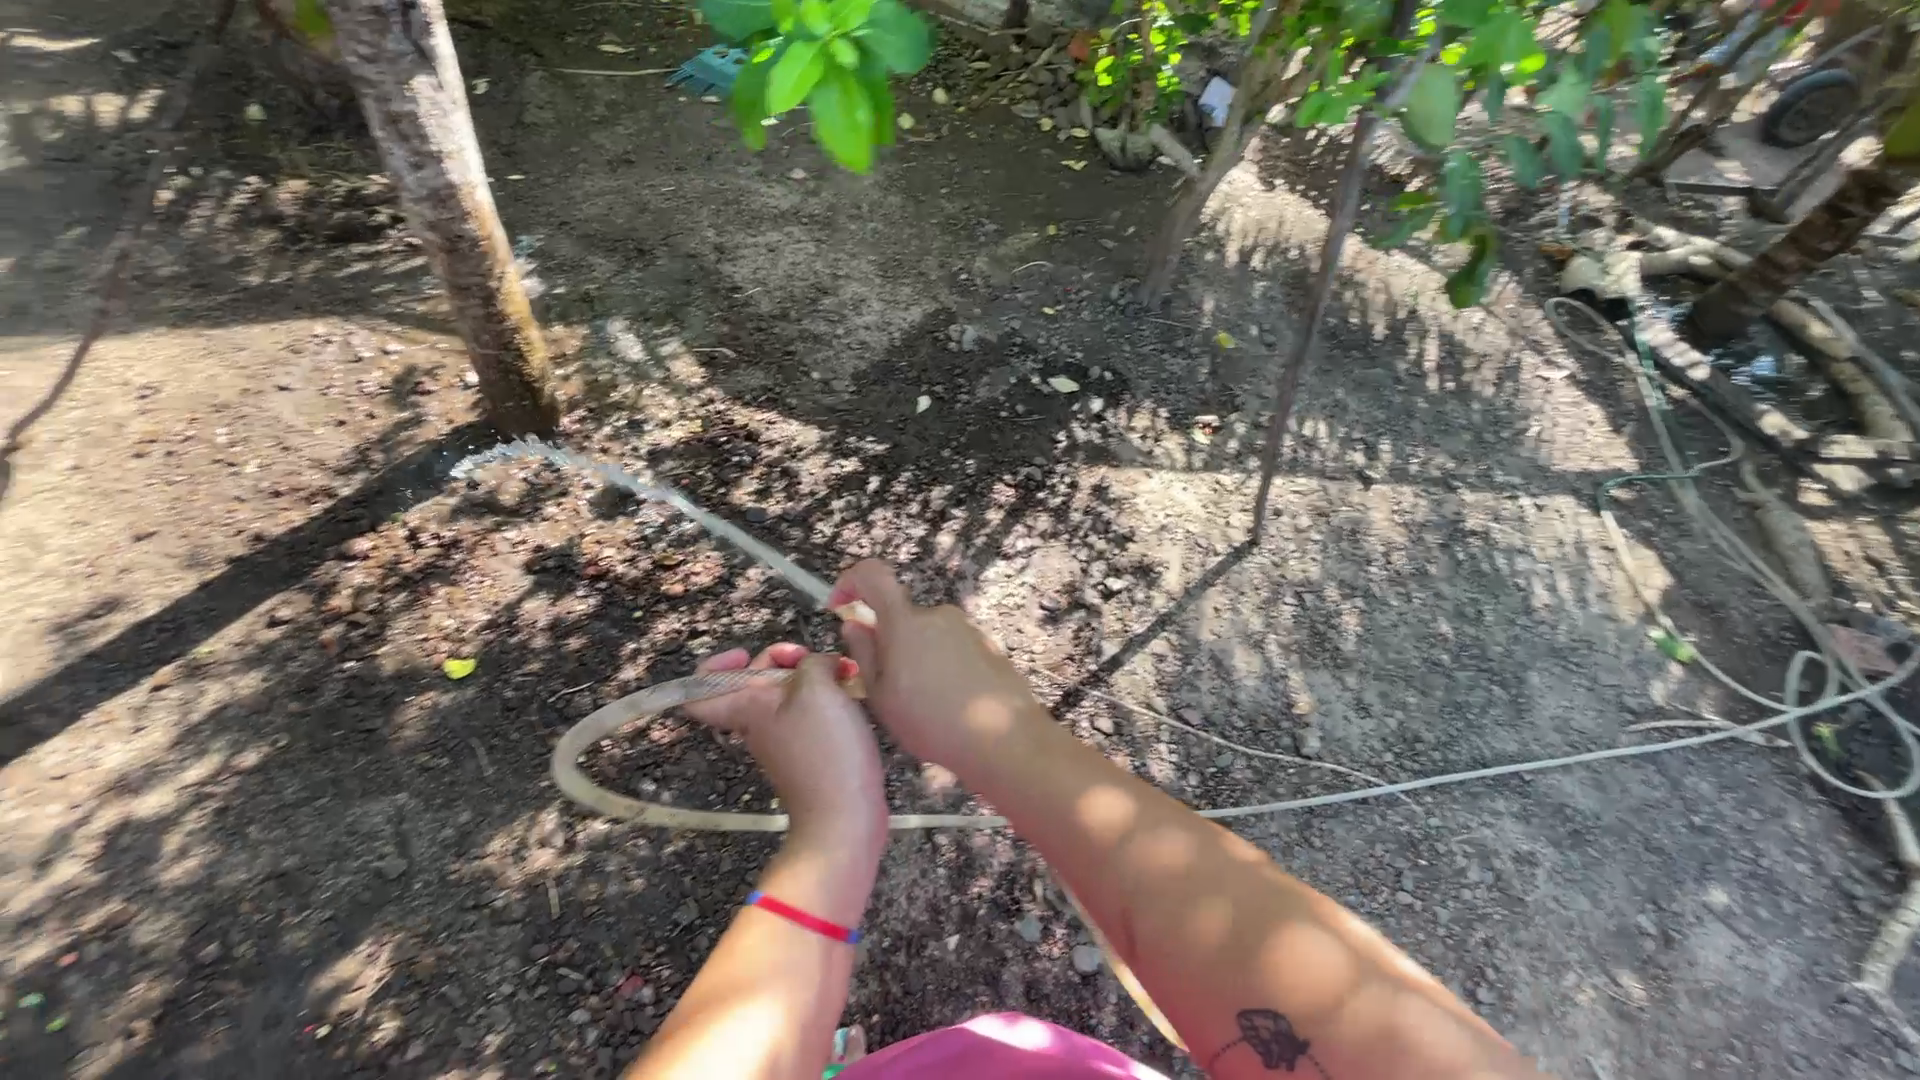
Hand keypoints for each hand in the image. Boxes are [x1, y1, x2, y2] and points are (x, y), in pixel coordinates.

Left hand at [683, 644, 886, 845]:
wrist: (844, 817)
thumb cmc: (825, 750)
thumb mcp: (819, 689)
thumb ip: (815, 663)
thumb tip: (823, 663)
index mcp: (746, 707)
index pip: (698, 690)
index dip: (714, 666)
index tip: (746, 655)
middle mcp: (757, 722)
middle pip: (753, 680)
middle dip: (782, 660)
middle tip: (812, 658)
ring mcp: (782, 738)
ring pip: (785, 694)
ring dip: (812, 677)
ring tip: (843, 674)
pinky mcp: (808, 750)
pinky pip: (808, 712)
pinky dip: (826, 698)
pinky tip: (851, 695)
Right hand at [827, 560, 1044, 772]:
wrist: (1004, 738)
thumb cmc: (932, 722)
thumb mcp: (882, 697)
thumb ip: (865, 654)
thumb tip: (855, 624)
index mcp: (905, 623)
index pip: (873, 574)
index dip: (851, 582)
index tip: (841, 607)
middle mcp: (937, 615)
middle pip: (901, 617)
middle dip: (890, 644)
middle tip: (891, 688)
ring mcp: (966, 628)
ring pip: (927, 636)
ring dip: (917, 659)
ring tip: (925, 703)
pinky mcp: (987, 644)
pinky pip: (951, 647)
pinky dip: (942, 666)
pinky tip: (950, 702)